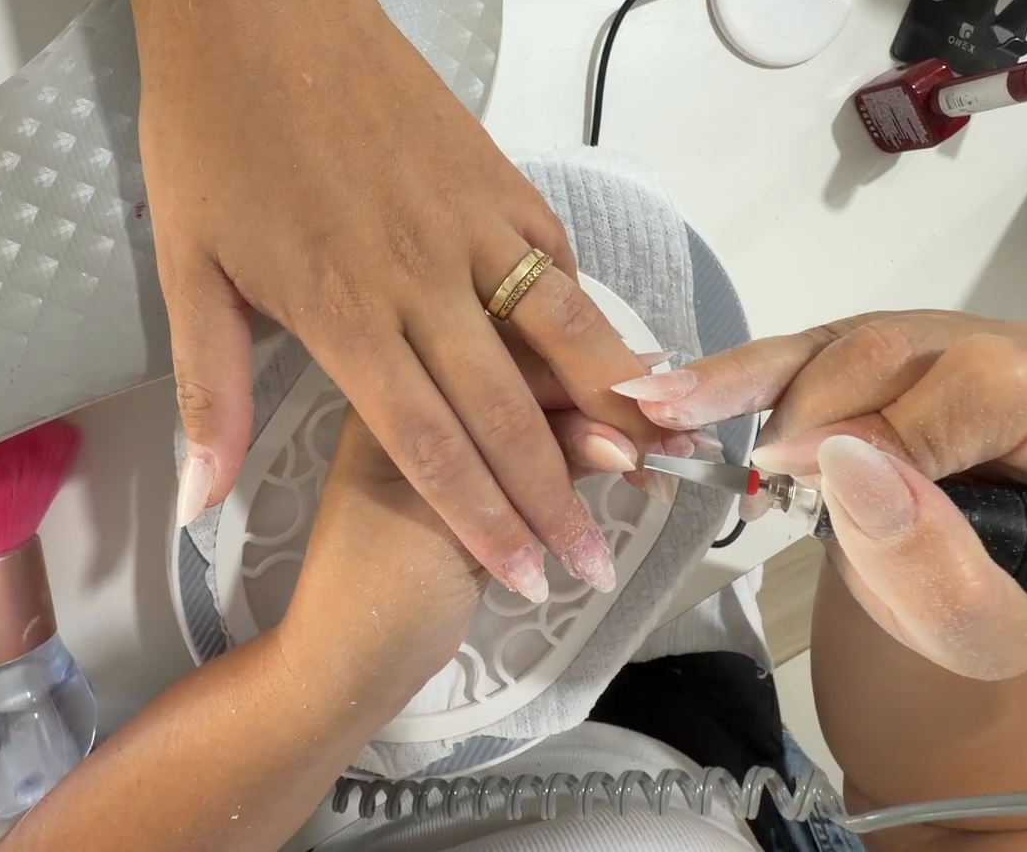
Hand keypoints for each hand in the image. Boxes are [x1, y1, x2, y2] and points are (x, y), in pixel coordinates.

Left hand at [136, 0, 666, 600]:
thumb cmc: (211, 133)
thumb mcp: (187, 270)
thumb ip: (209, 392)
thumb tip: (200, 504)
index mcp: (345, 313)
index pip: (429, 443)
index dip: (481, 519)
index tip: (524, 577)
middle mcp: (424, 279)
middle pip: (505, 407)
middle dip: (552, 494)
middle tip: (595, 563)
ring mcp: (471, 221)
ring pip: (560, 331)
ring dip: (606, 407)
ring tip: (650, 467)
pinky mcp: (496, 172)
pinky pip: (555, 257)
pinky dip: (585, 312)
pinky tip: (605, 349)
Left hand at [281, 404, 639, 706]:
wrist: (352, 663)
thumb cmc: (381, 592)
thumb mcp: (458, 527)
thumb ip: (532, 478)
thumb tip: (624, 439)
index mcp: (399, 393)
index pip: (500, 364)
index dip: (577, 383)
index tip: (650, 405)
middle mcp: (426, 398)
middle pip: (527, 383)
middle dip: (602, 407)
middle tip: (674, 433)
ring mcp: (452, 432)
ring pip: (538, 412)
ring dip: (601, 431)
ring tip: (667, 451)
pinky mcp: (475, 468)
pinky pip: (534, 445)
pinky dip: (581, 455)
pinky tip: (628, 456)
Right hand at [615, 312, 1026, 679]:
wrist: (932, 579)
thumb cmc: (967, 605)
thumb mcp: (973, 629)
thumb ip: (931, 566)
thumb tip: (848, 464)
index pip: (989, 387)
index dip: (893, 426)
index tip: (805, 475)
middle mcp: (1008, 356)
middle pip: (896, 348)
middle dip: (811, 409)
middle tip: (764, 472)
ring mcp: (929, 340)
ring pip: (834, 338)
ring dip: (747, 384)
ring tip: (671, 413)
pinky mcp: (861, 345)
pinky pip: (791, 348)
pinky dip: (726, 374)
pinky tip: (665, 389)